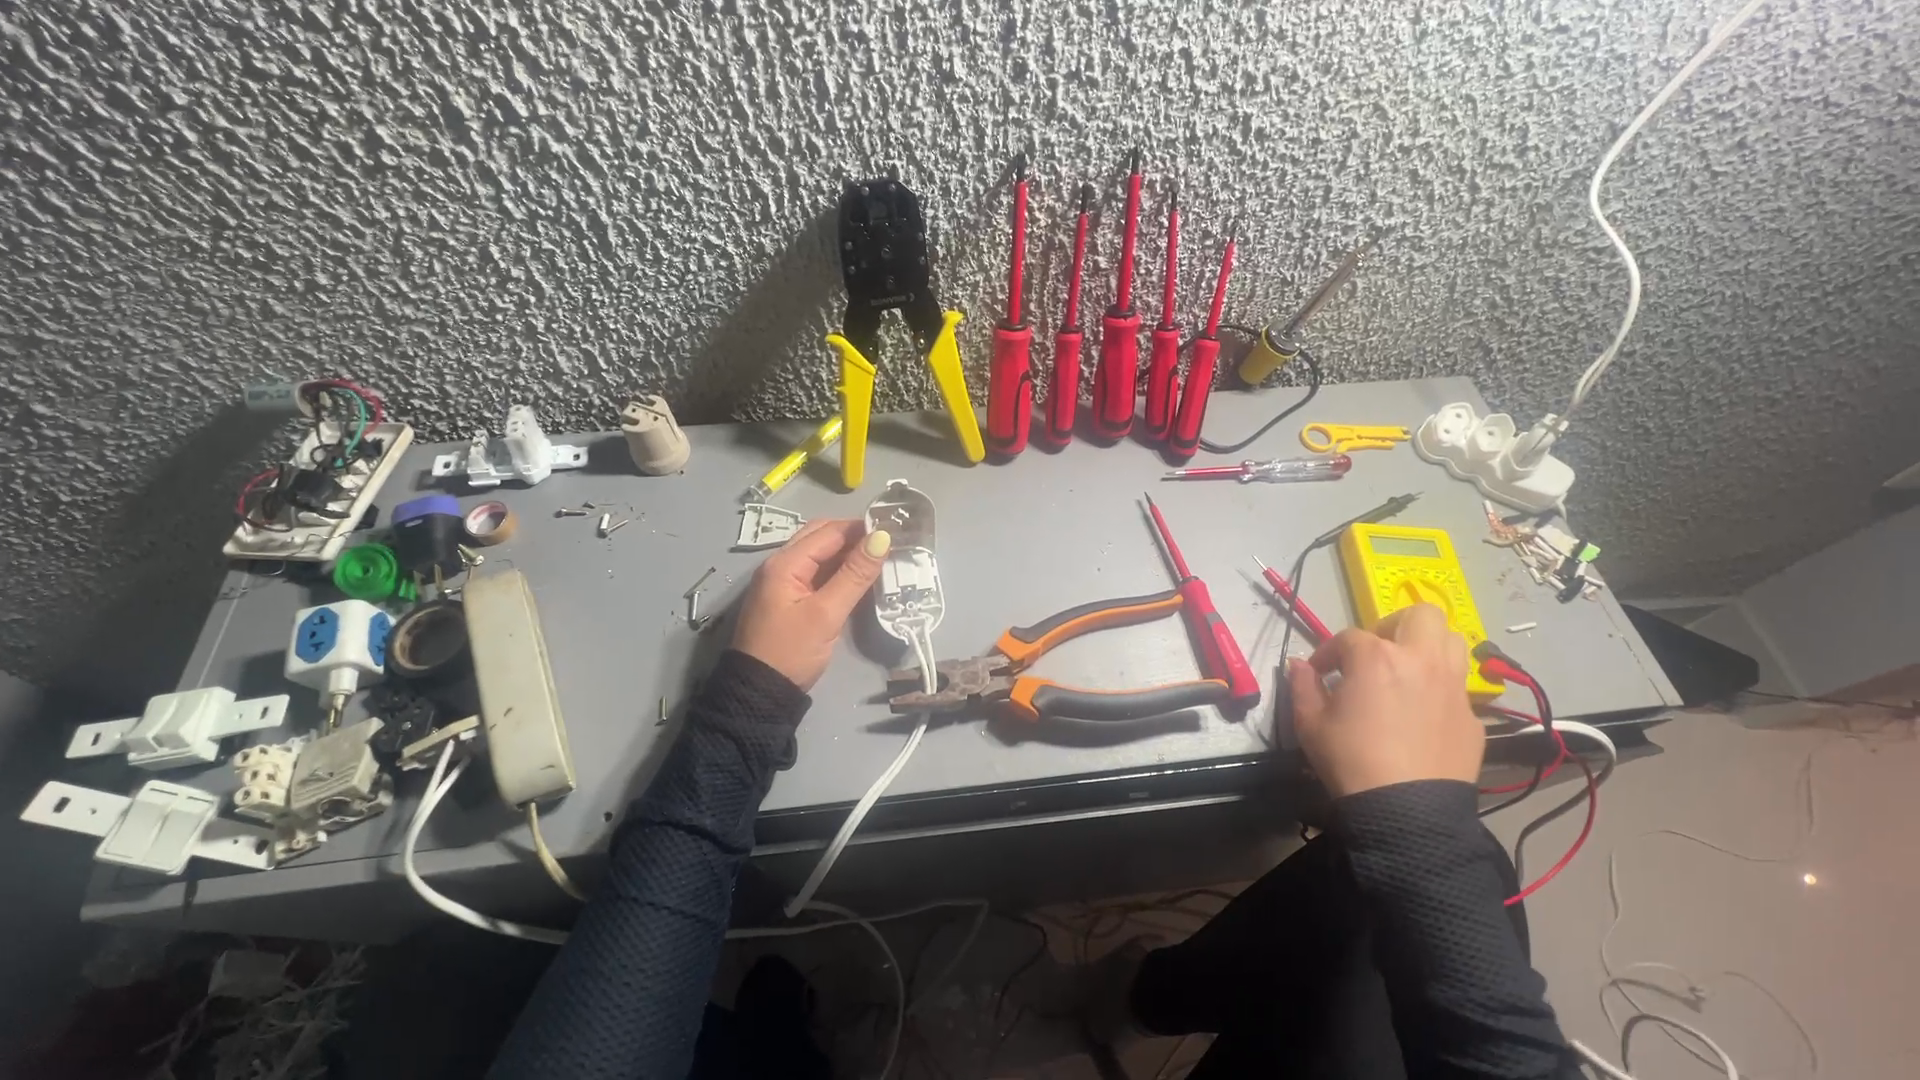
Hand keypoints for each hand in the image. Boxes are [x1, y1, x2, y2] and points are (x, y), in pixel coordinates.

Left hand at [732, 519, 891, 691]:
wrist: (760, 692)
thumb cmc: (792, 651)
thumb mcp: (827, 613)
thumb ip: (855, 575)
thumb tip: (882, 538)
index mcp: (785, 563)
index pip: (828, 532)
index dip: (861, 528)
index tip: (893, 529)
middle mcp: (780, 565)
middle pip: (821, 537)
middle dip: (853, 536)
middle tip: (887, 543)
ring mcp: (783, 582)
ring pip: (819, 555)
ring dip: (846, 553)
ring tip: (879, 557)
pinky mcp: (789, 599)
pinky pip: (816, 573)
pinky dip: (837, 570)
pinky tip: (859, 576)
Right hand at [1284, 604, 1483, 797]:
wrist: (1406, 811)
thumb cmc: (1350, 761)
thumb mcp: (1310, 724)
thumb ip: (1302, 687)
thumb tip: (1299, 666)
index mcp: (1375, 658)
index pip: (1347, 638)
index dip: (1328, 653)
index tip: (1318, 673)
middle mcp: (1420, 661)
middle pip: (1419, 616)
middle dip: (1394, 625)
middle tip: (1376, 652)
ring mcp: (1453, 687)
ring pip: (1452, 641)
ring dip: (1427, 647)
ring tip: (1406, 671)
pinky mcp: (1473, 716)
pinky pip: (1458, 687)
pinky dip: (1439, 689)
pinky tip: (1422, 714)